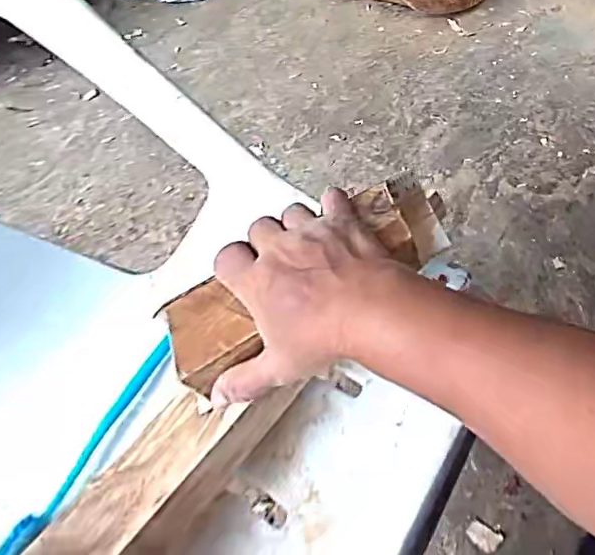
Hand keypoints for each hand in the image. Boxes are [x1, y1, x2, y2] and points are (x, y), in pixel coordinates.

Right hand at [208, 188, 409, 403]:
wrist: (373, 308)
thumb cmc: (327, 333)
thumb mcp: (279, 366)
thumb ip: (244, 380)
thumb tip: (221, 395)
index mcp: (256, 280)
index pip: (226, 258)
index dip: (233, 261)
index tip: (241, 270)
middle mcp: (281, 250)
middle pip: (259, 226)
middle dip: (264, 236)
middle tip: (275, 252)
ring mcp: (315, 232)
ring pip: (293, 210)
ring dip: (296, 219)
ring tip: (304, 232)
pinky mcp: (346, 223)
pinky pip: (335, 199)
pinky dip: (335, 201)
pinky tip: (336, 207)